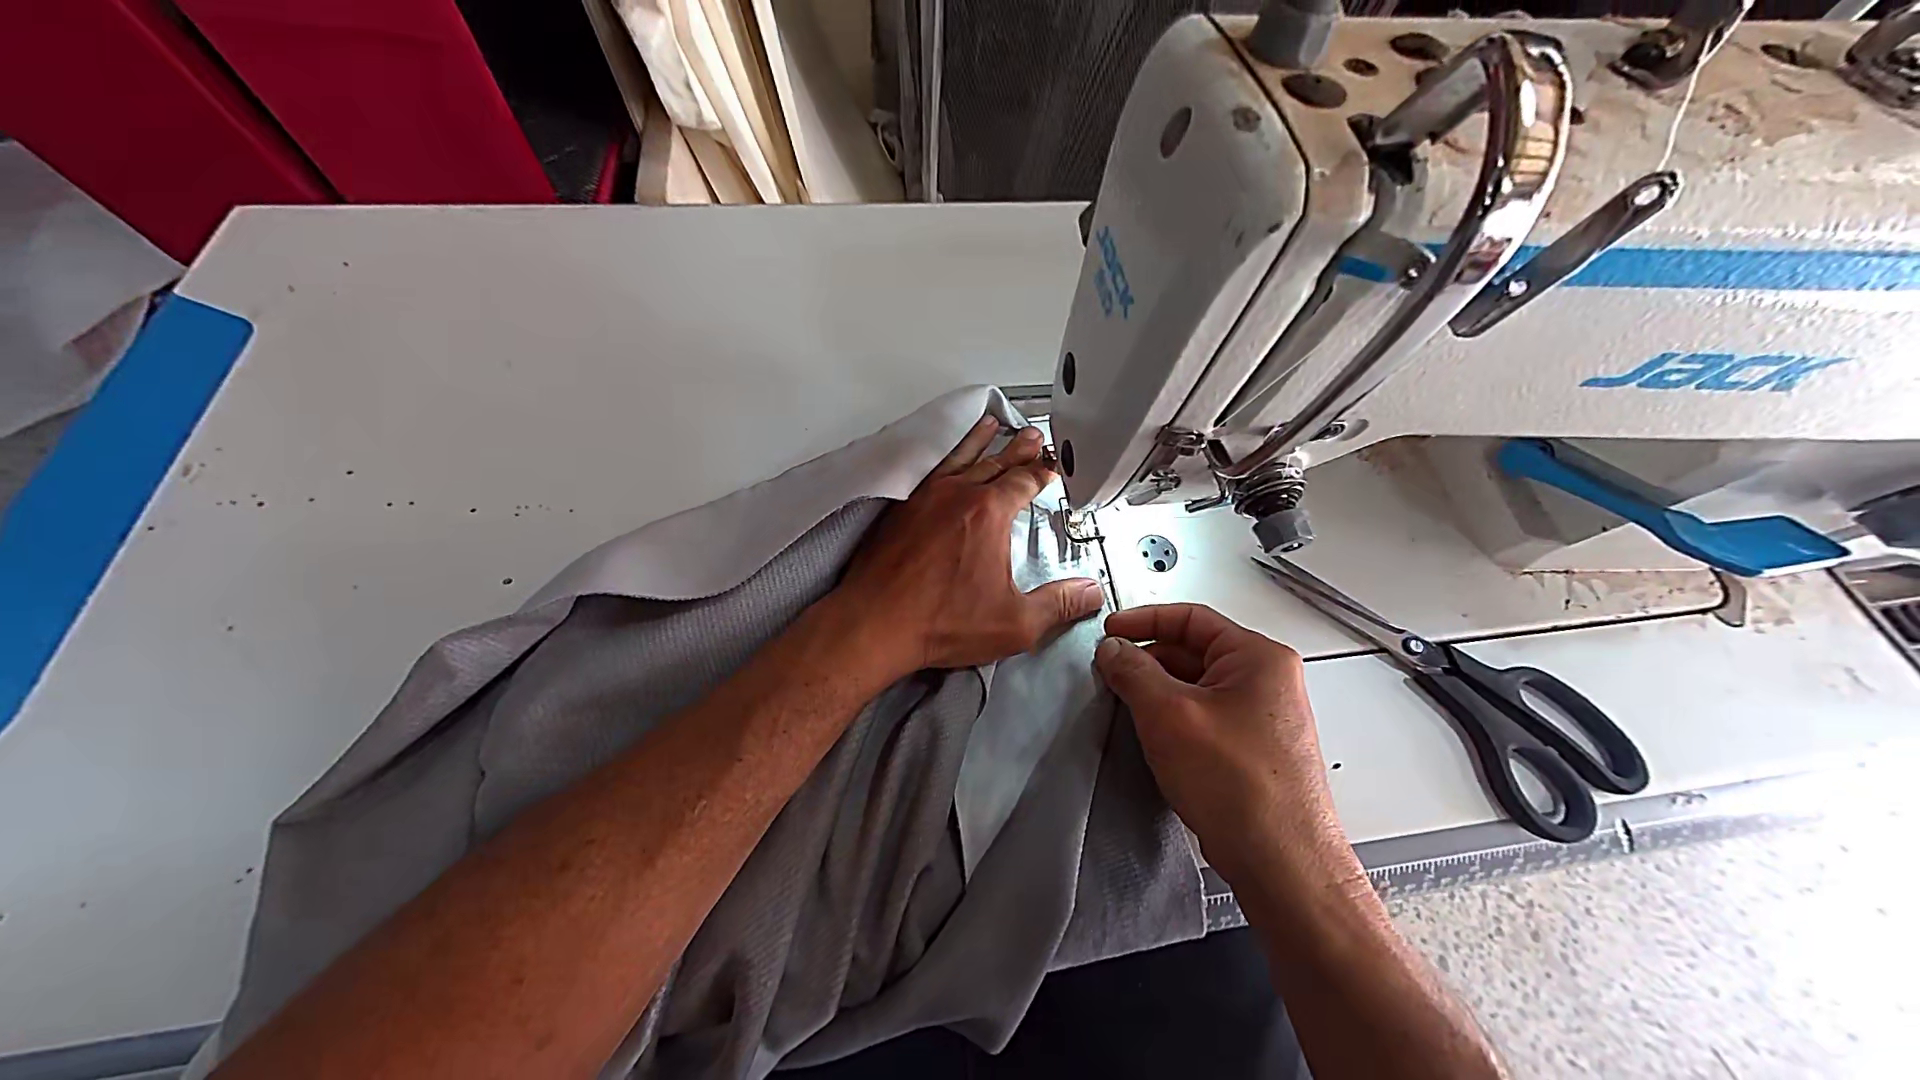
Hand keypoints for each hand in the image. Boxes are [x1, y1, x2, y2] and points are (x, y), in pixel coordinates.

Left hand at [832, 417, 1104, 676]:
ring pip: (960, 458)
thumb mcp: (1014, 622)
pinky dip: (943, 456)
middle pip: (995, 462)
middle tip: (1030, 435)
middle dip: (1017, 449)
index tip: (1050, 468)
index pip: (1024, 481)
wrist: (874, 622)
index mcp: (989, 513)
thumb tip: (1088, 593)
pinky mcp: (900, 508)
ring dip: (979, 440)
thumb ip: (1057, 604)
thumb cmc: (937, 621)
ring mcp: (925, 498)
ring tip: (990, 424)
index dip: (1041, 473)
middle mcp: (957, 495)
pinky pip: (929, 470)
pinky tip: (944, 459)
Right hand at [1093, 604, 1354, 889]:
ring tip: (1128, 706)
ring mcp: (1260, 716)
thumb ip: (1133, 671)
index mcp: (1258, 659)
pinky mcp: (1249, 747)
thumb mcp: (1169, 714)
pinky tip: (1154, 735)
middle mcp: (1266, 682)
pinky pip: (1202, 715)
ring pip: (1194, 685)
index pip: (1191, 617)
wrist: (1280, 863)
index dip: (1144, 619)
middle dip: (1147, 659)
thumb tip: (1115, 650)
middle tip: (1112, 671)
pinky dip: (1173, 717)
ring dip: (1157, 690)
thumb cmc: (1245, 791)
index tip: (1113, 630)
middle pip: (1191, 650)